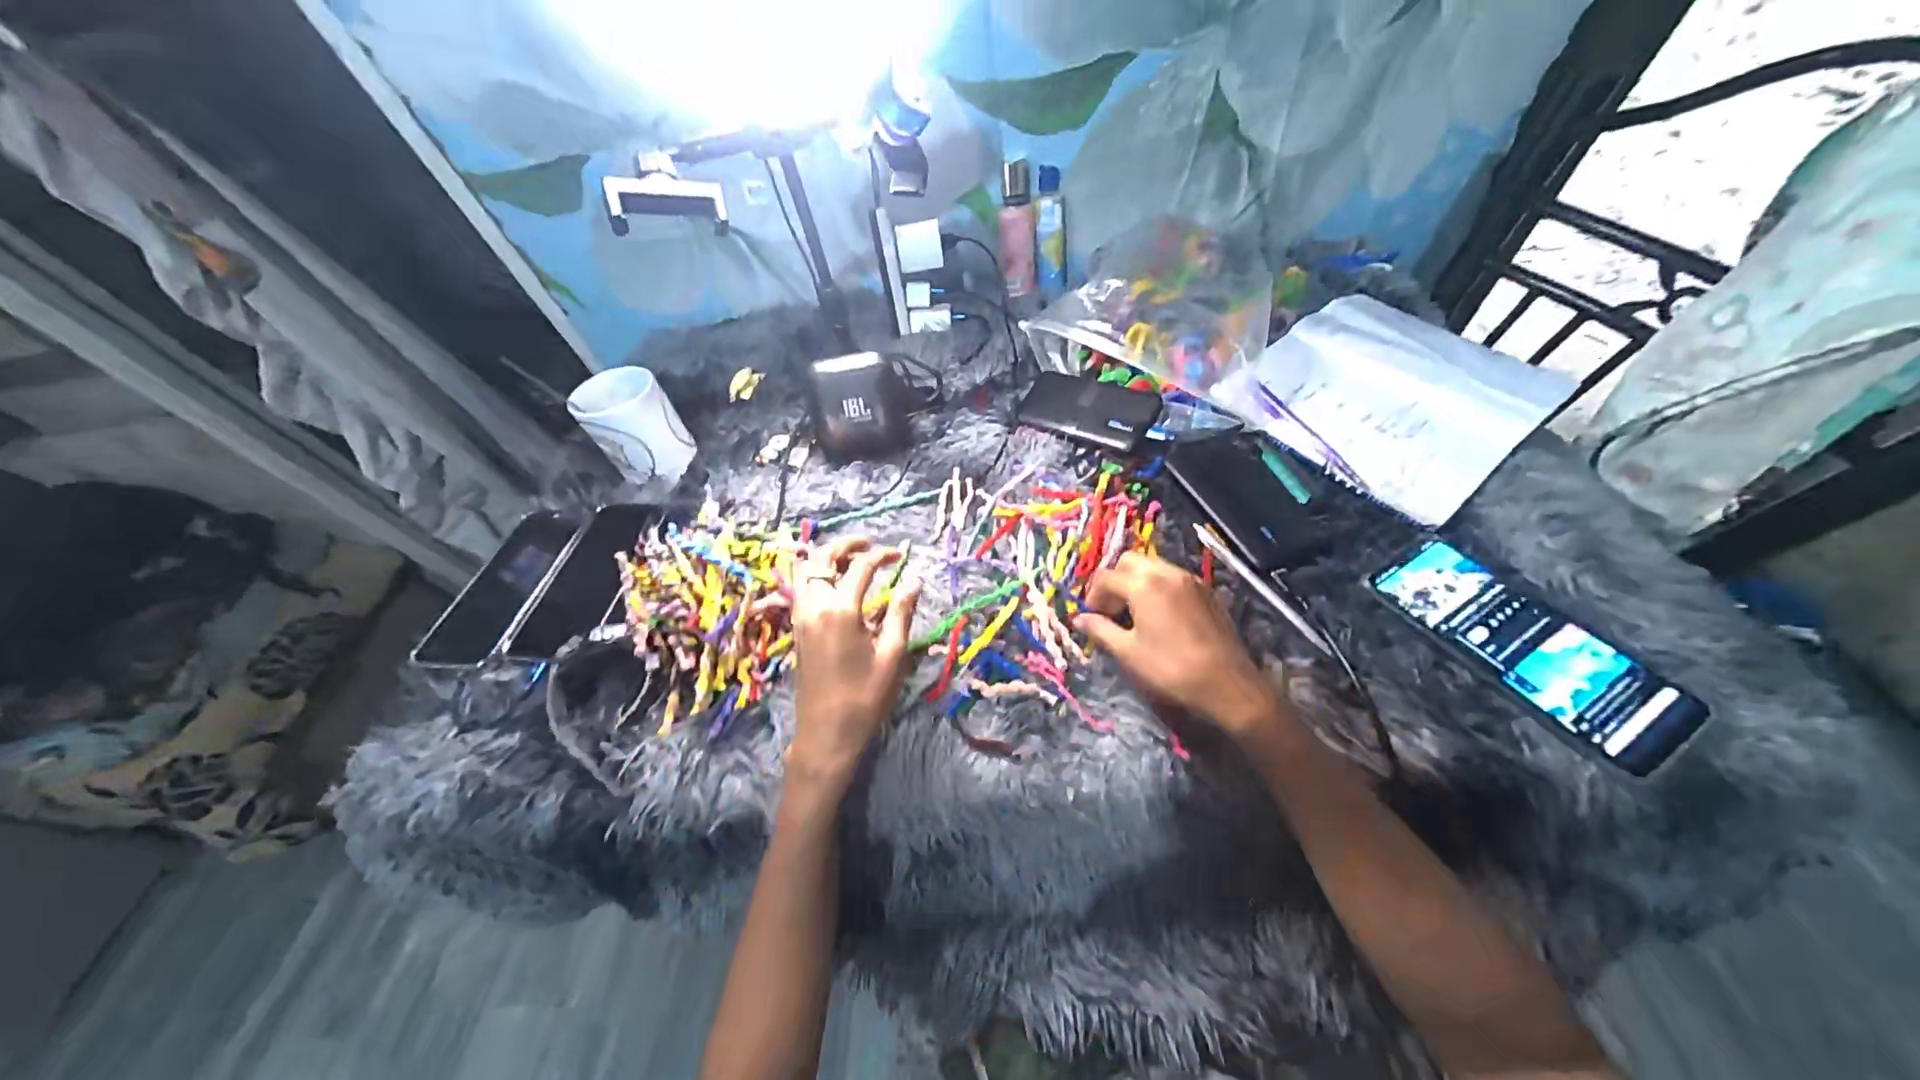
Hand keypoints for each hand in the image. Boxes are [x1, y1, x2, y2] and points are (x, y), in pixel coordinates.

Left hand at [787, 536, 920, 794]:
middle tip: (871, 544)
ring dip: (828, 557)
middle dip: (847, 544)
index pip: (861, 567)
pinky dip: (816, 574)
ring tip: (853, 558)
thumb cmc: (864, 698)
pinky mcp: (797, 628)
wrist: (825, 733)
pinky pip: (801, 587)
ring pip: (806, 570)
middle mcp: (814, 606)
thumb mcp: (892, 655)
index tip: (900, 555)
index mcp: (840, 611)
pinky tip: (835, 581)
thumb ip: (901, 613)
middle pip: (823, 558)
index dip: (882, 555)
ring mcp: (801, 617)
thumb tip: (914, 581)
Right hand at [1075, 551, 1290, 743]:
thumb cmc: (1171, 668)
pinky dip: (1158, 587)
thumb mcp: (1128, 652)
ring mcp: (1190, 579)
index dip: (1092, 596)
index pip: (1106, 577)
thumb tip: (1079, 619)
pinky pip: (1173, 577)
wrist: (1227, 683)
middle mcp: (1167, 572)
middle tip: (1111, 610)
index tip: (1092, 617)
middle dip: (1114, 581)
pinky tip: (1159, 615)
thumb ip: (1100, 630)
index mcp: (1143, 584)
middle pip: (1129, 561)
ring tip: (1133, 613)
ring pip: (1153, 566)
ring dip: (1136, 582)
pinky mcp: (1206, 591)